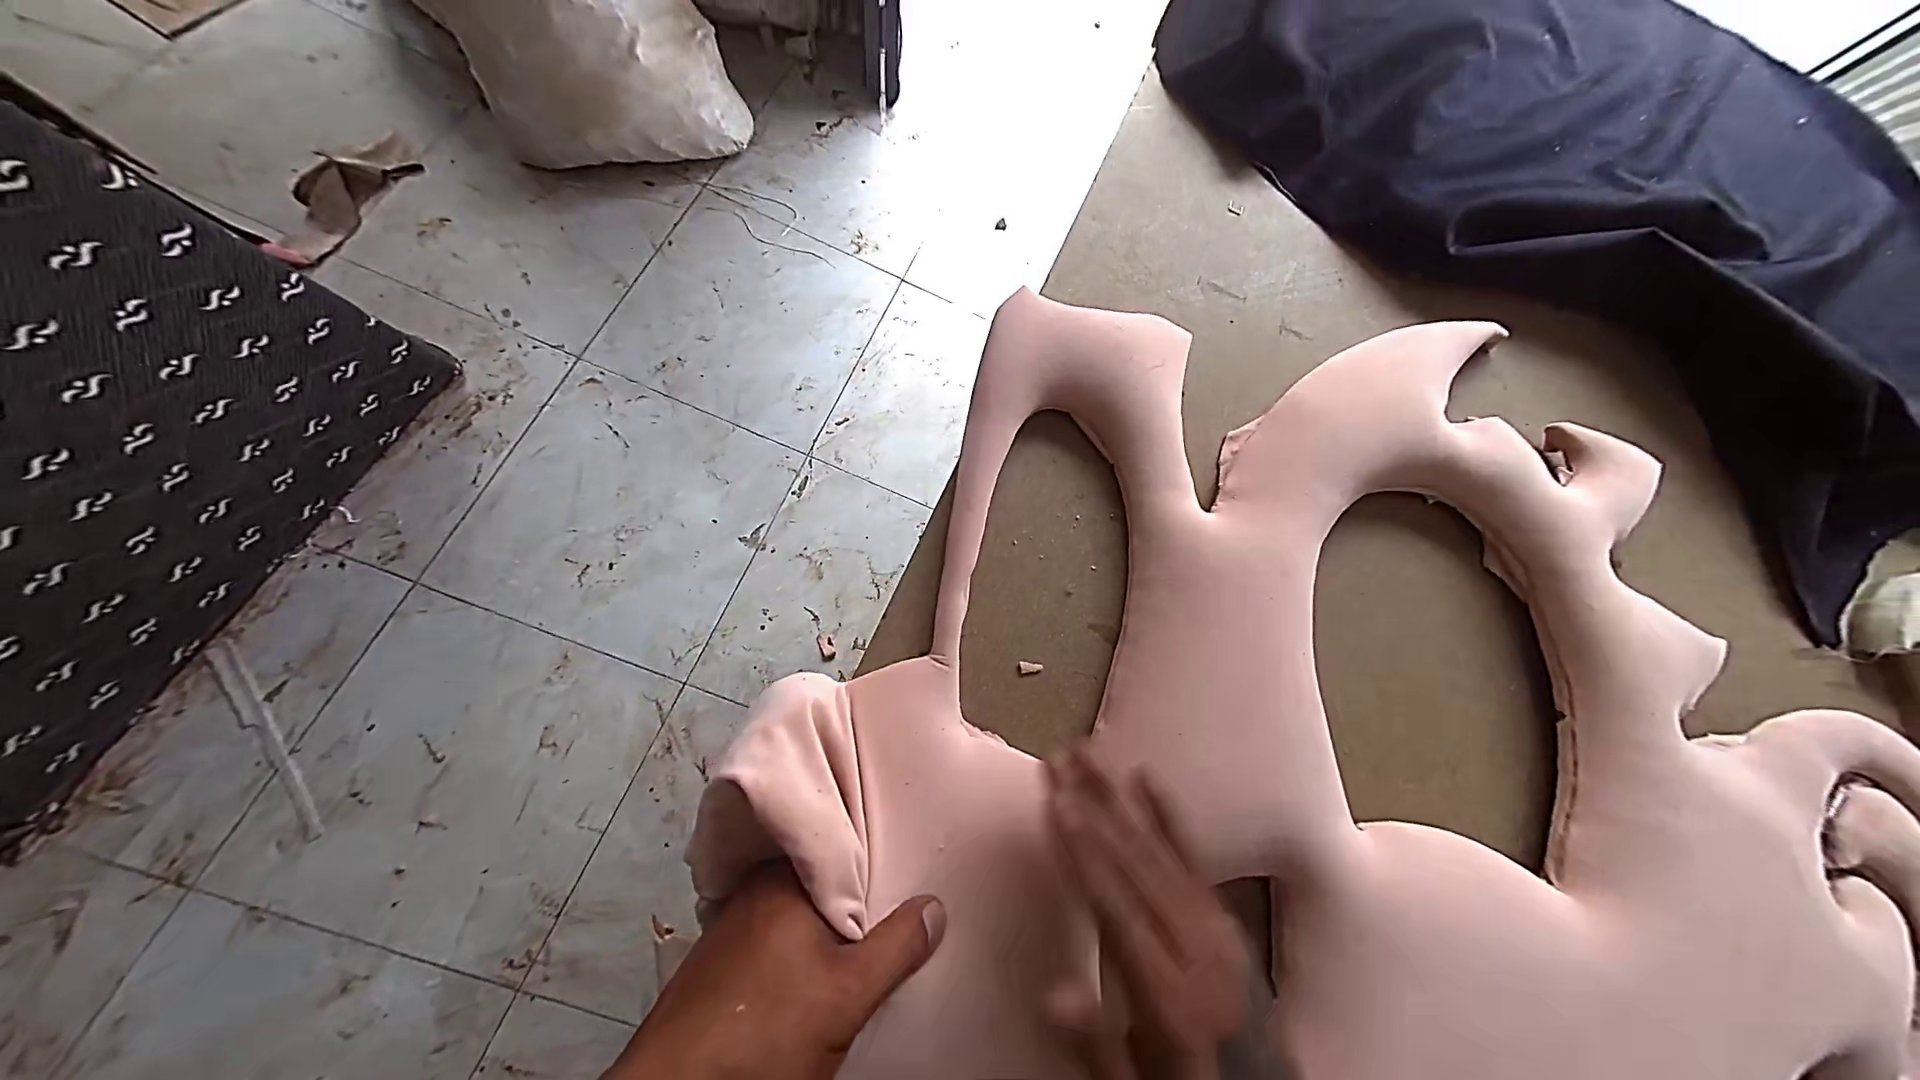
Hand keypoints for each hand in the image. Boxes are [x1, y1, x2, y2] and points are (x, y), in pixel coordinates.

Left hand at [605, 860, 944, 1079]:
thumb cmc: (762, 1031)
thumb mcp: (847, 993)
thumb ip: (897, 947)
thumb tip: (934, 908)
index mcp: (784, 877)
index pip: (843, 849)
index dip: (878, 859)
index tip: (907, 869)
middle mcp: (754, 889)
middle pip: (821, 883)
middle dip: (854, 900)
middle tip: (891, 915)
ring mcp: (731, 926)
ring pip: (796, 914)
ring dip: (824, 931)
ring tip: (855, 952)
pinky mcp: (718, 964)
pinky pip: (773, 940)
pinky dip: (797, 952)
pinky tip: (809, 981)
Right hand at [1048, 745, 1252, 1079]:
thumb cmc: (1178, 1075)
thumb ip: (1096, 1039)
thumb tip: (1055, 994)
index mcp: (1169, 989)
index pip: (1113, 902)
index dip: (1081, 848)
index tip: (1056, 802)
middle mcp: (1195, 946)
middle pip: (1132, 860)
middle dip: (1091, 804)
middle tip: (1061, 762)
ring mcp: (1212, 924)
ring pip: (1156, 845)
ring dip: (1117, 795)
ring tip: (1089, 755)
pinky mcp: (1219, 911)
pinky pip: (1191, 853)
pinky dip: (1166, 812)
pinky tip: (1145, 778)